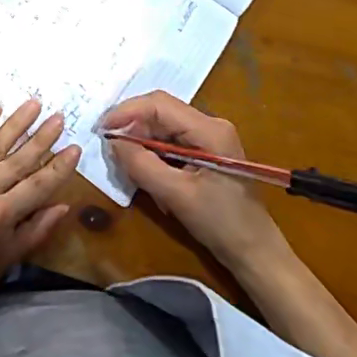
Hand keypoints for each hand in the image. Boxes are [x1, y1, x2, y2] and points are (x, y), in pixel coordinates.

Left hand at [0, 100, 80, 325]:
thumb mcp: (3, 260)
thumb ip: (35, 231)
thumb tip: (63, 205)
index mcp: (1, 217)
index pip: (38, 184)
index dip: (59, 166)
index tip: (75, 146)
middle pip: (19, 159)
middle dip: (42, 137)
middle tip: (59, 116)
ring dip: (16, 123)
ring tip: (34, 103)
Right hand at [102, 91, 285, 269]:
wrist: (254, 251)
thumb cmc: (221, 223)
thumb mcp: (176, 195)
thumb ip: (143, 165)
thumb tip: (114, 142)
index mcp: (209, 130)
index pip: (159, 105)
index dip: (127, 112)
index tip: (102, 130)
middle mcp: (209, 125)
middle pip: (159, 113)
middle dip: (132, 129)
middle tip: (112, 151)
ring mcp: (208, 138)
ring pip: (161, 129)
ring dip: (142, 145)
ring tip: (130, 170)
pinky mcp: (204, 152)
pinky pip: (169, 143)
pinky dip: (153, 156)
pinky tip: (149, 178)